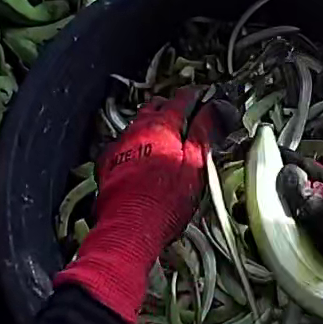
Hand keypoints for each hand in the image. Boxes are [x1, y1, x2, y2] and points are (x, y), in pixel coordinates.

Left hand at [55, 89, 222, 322]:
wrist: (128, 228)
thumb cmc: (165, 201)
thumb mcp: (195, 165)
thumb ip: (203, 133)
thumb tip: (214, 108)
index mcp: (162, 126)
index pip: (181, 99)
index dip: (195, 95)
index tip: (203, 95)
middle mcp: (137, 129)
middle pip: (155, 107)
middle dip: (171, 106)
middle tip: (186, 113)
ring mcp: (120, 145)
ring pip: (137, 124)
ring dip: (152, 124)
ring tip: (166, 133)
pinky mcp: (108, 163)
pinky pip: (123, 143)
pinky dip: (136, 143)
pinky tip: (142, 154)